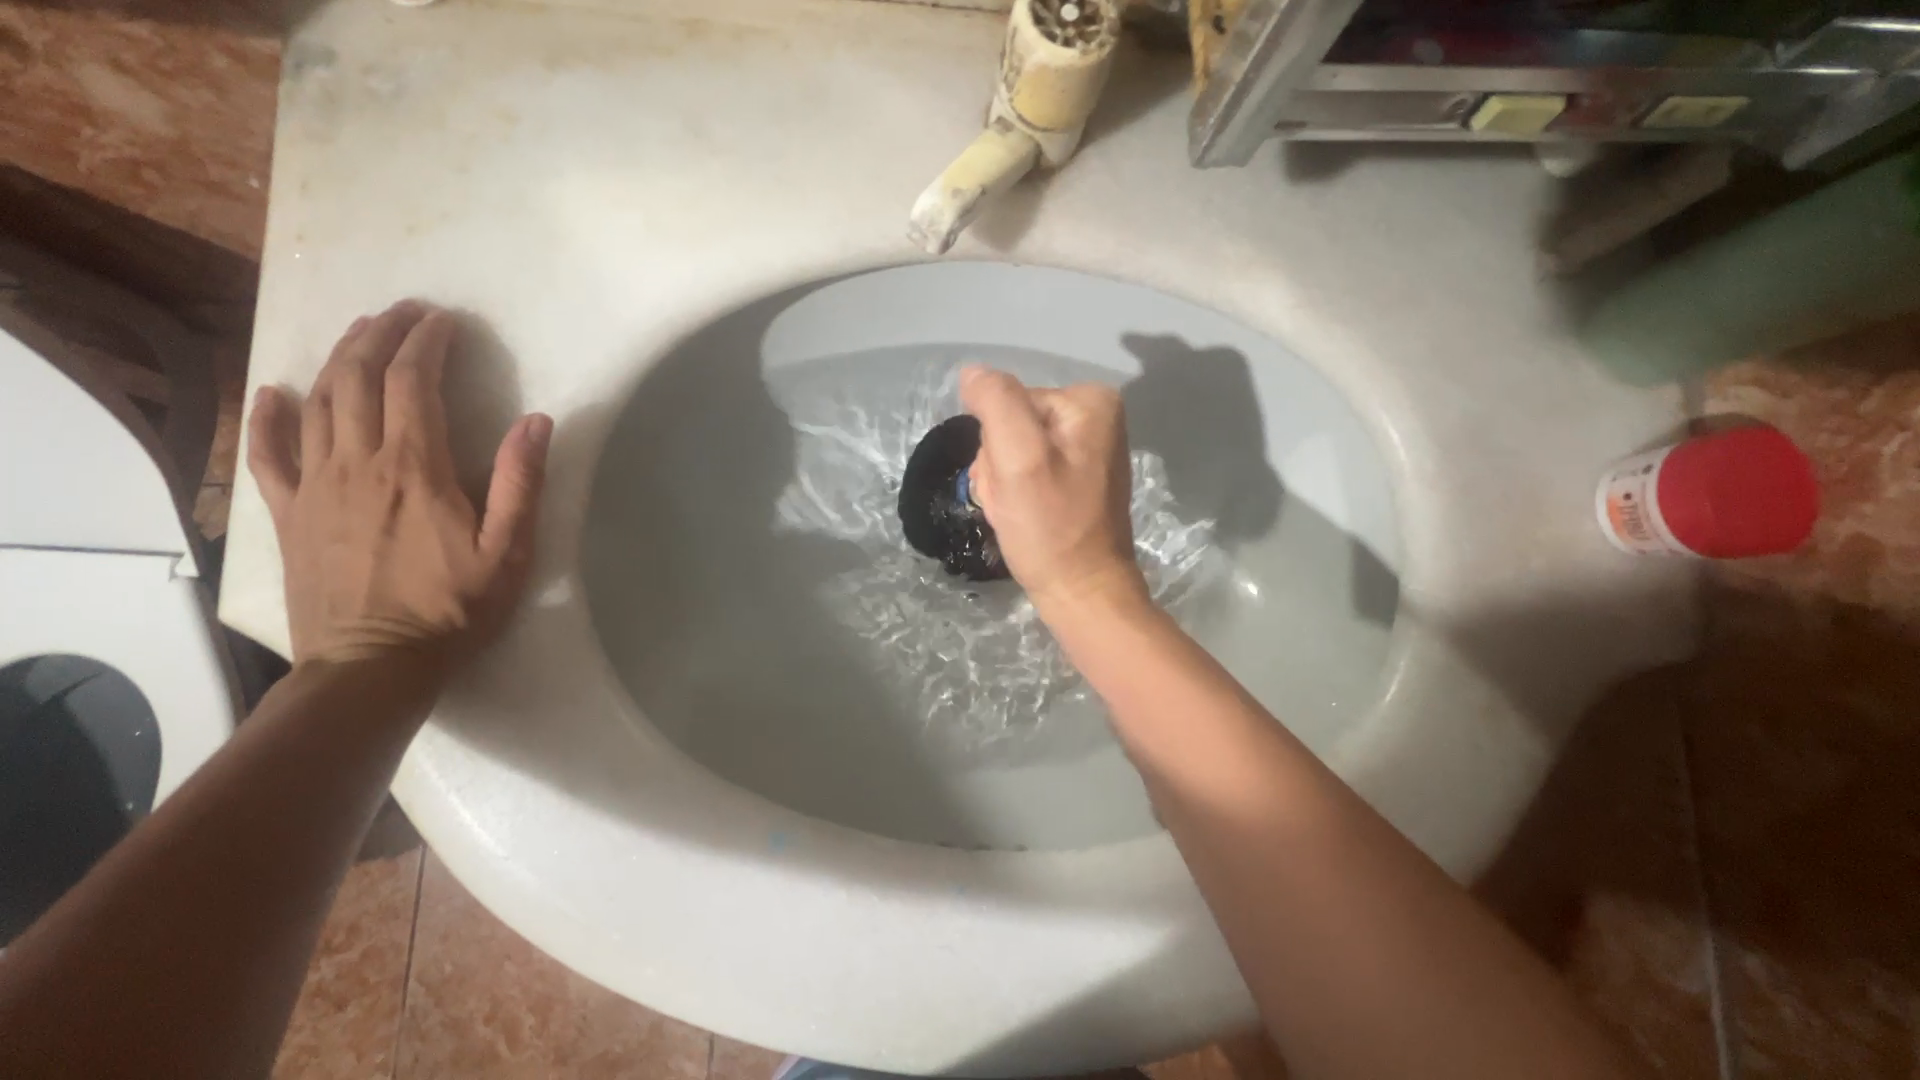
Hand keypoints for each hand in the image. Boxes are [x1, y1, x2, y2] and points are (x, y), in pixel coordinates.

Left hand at [246, 300, 551, 673]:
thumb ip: (520, 483)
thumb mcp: (509, 553)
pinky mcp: (289, 512)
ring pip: (317, 402)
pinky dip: (268, 416)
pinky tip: (275, 393)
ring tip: (360, 334)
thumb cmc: (451, 611)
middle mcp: (358, 462)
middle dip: (382, 333)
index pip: (412, 381)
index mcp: (415, 468)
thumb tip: (536, 421)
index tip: (445, 321)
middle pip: (358, 377)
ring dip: (337, 358)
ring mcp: (315, 485)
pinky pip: (268, 452)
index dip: (427, 342)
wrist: (372, 665)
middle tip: (406, 313)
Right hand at [960, 365, 1146, 610]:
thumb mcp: (1018, 457)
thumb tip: (973, 373)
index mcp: (1089, 401)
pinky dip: (1016, 496)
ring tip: (1018, 512)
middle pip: (1011, 425)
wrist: (1081, 592)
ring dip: (1002, 484)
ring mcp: (1087, 450)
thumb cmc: (1050, 527)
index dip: (996, 444)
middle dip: (999, 465)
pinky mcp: (1077, 479)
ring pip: (1013, 451)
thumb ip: (996, 403)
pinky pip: (1026, 472)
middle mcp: (1095, 417)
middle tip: (1014, 500)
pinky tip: (1025, 517)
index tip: (1010, 481)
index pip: (1008, 403)